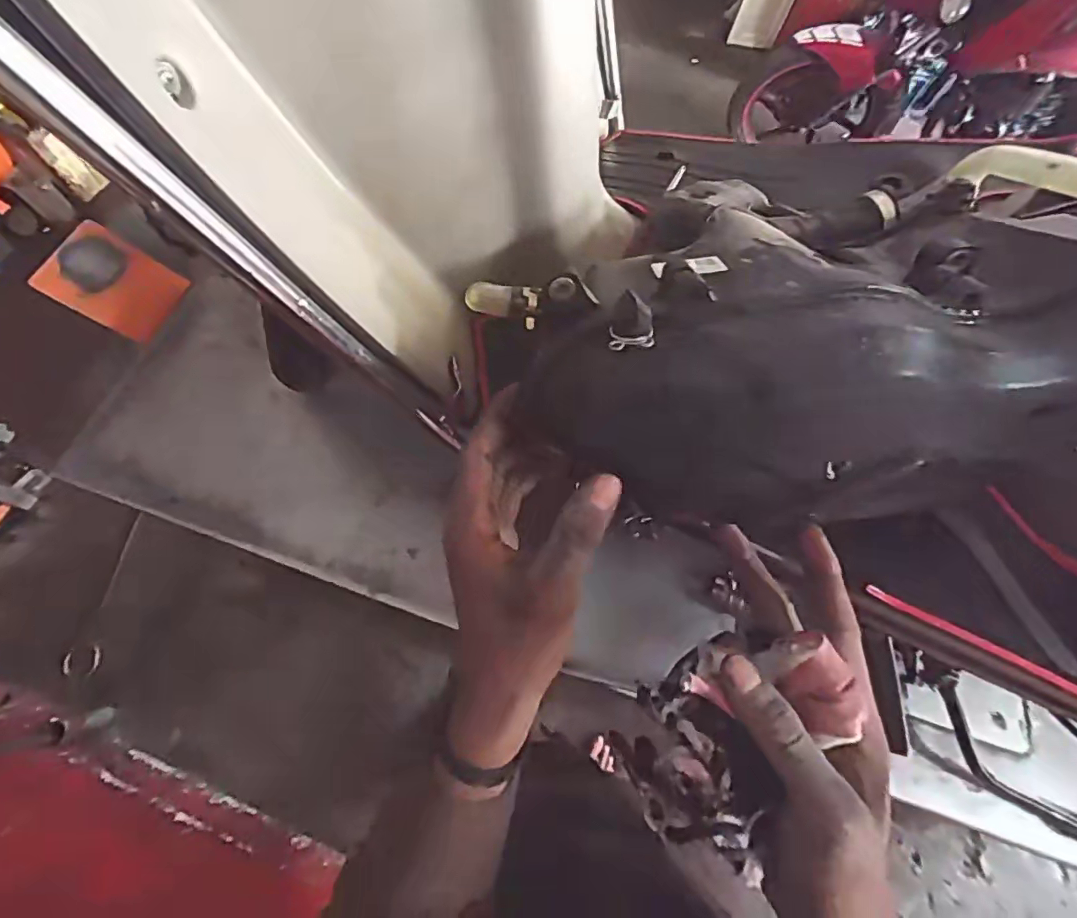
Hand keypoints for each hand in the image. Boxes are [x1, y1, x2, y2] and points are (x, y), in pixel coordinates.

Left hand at [442, 389, 620, 773]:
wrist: (502, 689)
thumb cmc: (519, 637)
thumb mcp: (551, 583)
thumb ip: (576, 531)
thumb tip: (606, 478)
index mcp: (470, 519)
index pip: (479, 451)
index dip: (499, 416)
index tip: (528, 386)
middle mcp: (473, 518)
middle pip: (494, 459)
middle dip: (523, 430)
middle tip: (564, 403)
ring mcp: (487, 534)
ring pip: (507, 479)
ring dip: (534, 456)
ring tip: (574, 429)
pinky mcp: (504, 547)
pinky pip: (520, 502)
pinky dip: (541, 484)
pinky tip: (574, 473)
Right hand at [712, 525, 891, 916]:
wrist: (825, 917)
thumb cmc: (845, 865)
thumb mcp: (822, 797)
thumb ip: (780, 728)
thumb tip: (732, 660)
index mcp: (849, 710)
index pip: (840, 629)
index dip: (825, 580)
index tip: (806, 534)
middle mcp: (815, 704)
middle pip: (786, 629)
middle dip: (762, 579)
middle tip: (728, 536)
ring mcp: (782, 722)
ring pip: (754, 655)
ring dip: (732, 618)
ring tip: (709, 581)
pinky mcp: (750, 743)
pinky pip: (727, 693)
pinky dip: (710, 666)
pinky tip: (696, 652)